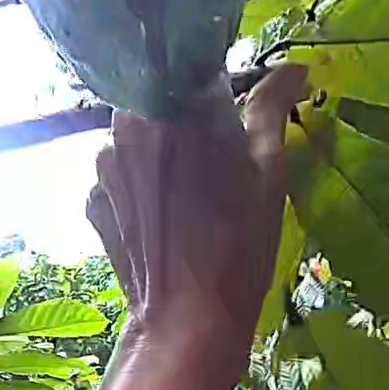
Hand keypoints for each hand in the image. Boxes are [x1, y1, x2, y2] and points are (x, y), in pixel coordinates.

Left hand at [86, 64, 307, 354]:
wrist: (187, 322)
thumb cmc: (240, 250)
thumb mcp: (268, 177)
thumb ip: (273, 110)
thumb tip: (296, 68)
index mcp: (184, 105)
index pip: (200, 66)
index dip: (220, 92)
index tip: (233, 120)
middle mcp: (133, 121)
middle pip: (162, 100)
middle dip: (186, 124)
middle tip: (213, 170)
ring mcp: (104, 164)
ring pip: (136, 138)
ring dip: (158, 155)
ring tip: (185, 202)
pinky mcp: (92, 201)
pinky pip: (117, 177)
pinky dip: (137, 188)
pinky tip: (160, 221)